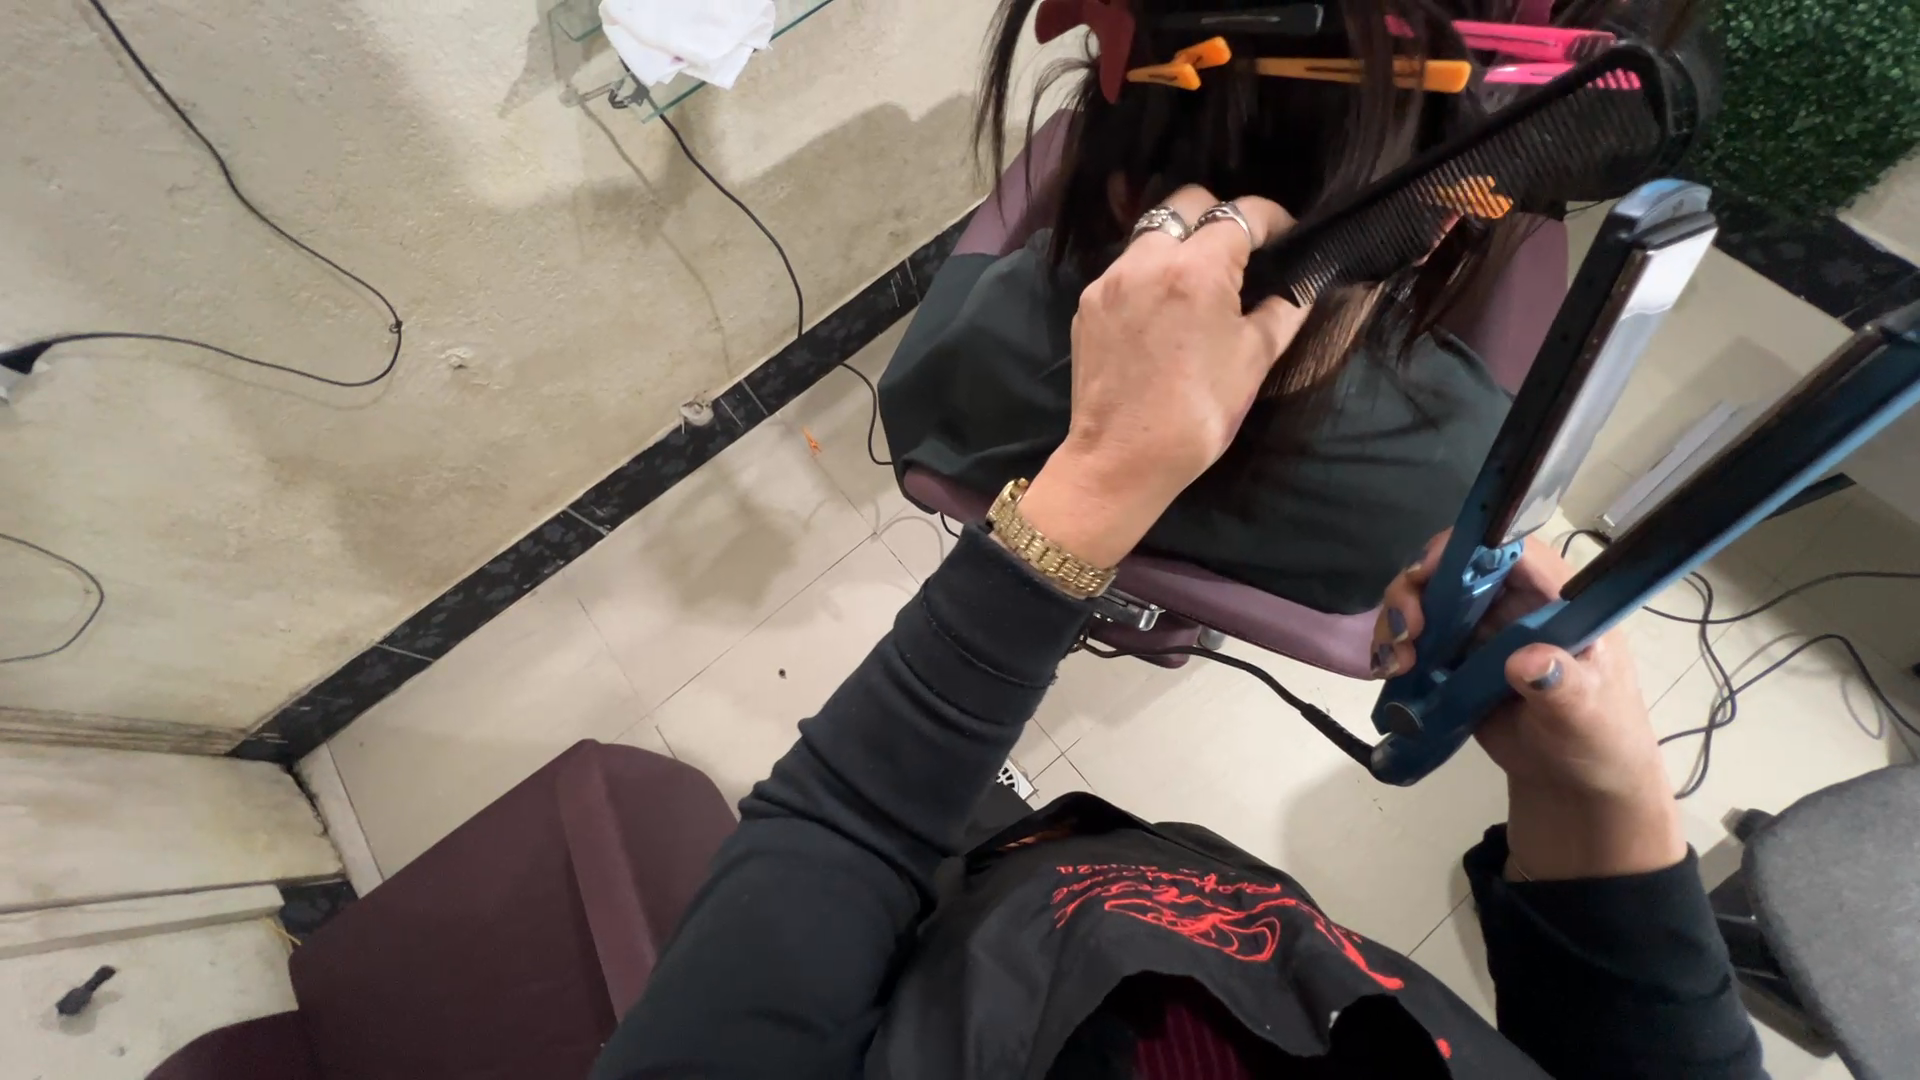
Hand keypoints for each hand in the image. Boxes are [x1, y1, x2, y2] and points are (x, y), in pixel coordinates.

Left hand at [1017, 186, 1310, 566]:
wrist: (1122, 460)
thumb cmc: (1197, 414)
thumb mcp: (1254, 359)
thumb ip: (1283, 308)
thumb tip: (1302, 283)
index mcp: (1195, 270)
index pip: (1242, 213)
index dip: (1273, 220)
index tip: (1284, 238)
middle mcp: (1145, 262)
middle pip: (1185, 204)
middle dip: (1217, 218)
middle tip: (1236, 255)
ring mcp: (1108, 284)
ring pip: (1148, 236)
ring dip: (1176, 246)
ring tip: (1195, 286)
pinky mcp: (1086, 308)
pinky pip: (1122, 273)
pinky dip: (1145, 278)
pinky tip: (1159, 314)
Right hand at [1375, 532, 1684, 879]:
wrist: (1571, 781)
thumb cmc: (1598, 741)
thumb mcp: (1586, 716)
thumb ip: (1562, 686)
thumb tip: (1529, 661)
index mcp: (1557, 601)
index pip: (1510, 549)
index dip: (1463, 549)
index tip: (1425, 573)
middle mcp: (1513, 604)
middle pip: (1450, 570)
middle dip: (1413, 592)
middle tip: (1405, 631)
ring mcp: (1479, 628)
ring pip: (1422, 599)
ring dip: (1395, 622)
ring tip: (1395, 662)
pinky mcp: (1452, 653)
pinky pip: (1410, 634)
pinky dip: (1390, 646)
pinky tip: (1389, 671)